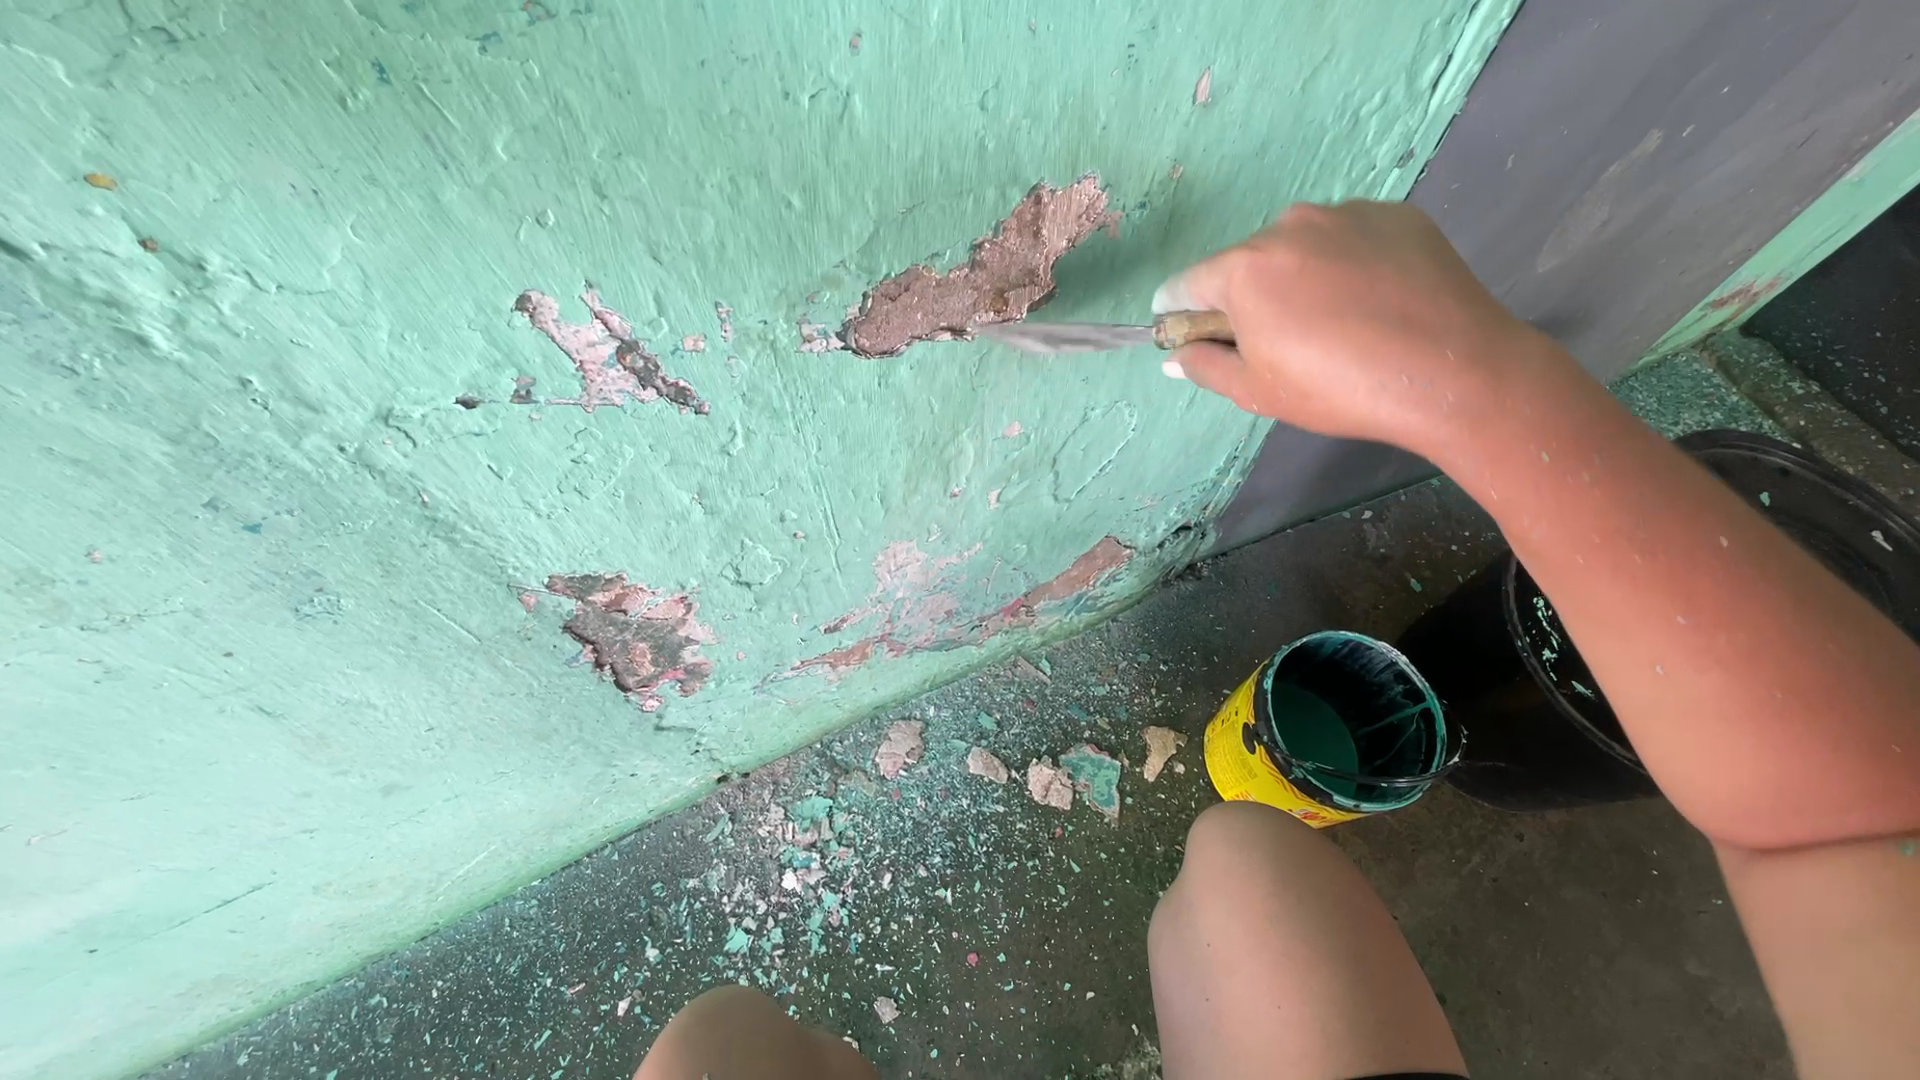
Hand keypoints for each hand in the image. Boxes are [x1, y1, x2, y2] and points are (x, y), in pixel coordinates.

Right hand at [1157, 201, 1556, 454]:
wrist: (1453, 372)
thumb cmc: (1338, 389)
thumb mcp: (1257, 391)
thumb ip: (1205, 366)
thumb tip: (1176, 356)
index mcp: (1244, 268)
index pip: (1185, 284)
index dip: (1179, 314)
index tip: (1191, 337)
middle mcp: (1288, 226)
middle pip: (1242, 263)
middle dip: (1244, 297)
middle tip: (1277, 341)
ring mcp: (1346, 213)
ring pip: (1297, 246)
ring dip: (1295, 277)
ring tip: (1331, 321)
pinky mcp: (1395, 215)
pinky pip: (1347, 238)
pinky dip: (1344, 265)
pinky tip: (1370, 302)